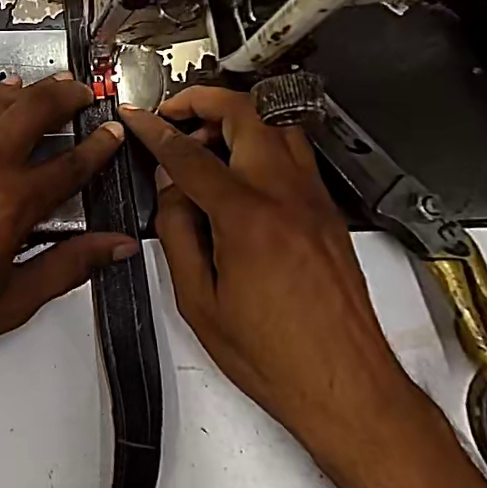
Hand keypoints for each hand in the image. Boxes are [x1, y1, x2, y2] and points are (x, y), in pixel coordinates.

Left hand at [0, 74, 135, 396]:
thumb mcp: (9, 303)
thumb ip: (69, 266)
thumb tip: (110, 249)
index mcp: (6, 207)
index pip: (69, 165)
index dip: (98, 147)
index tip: (110, 136)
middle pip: (35, 111)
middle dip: (68, 96)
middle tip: (84, 93)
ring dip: (31, 91)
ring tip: (52, 86)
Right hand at [118, 88, 416, 447]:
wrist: (347, 386)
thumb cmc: (280, 357)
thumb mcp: (200, 302)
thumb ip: (177, 234)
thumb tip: (170, 194)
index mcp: (247, 218)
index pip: (189, 153)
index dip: (155, 129)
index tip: (139, 118)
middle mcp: (286, 196)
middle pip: (244, 112)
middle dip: (201, 100)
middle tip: (175, 114)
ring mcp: (313, 199)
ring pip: (276, 122)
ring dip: (236, 117)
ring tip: (206, 140)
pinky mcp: (328, 211)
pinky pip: (293, 151)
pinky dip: (261, 141)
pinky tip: (241, 171)